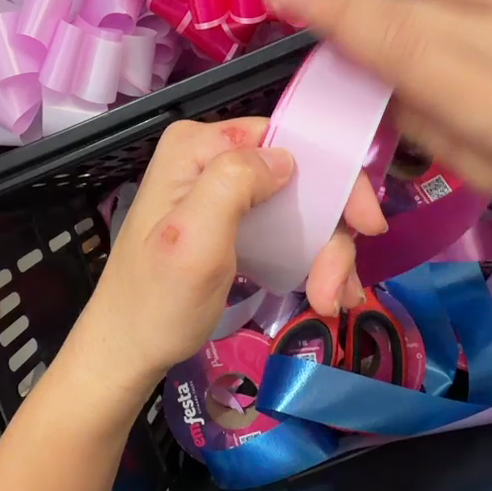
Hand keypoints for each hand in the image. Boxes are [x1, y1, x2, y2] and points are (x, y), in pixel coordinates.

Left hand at [68, 118, 386, 396]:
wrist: (127, 352)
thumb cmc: (157, 301)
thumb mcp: (194, 239)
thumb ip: (234, 183)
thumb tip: (287, 157)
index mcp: (198, 146)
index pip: (286, 138)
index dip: (333, 176)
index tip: (364, 227)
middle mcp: (211, 156)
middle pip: (300, 175)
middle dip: (329, 231)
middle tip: (338, 286)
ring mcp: (221, 189)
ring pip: (299, 204)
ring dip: (324, 253)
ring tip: (328, 300)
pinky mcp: (231, 219)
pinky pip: (285, 225)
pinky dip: (310, 258)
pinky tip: (323, 294)